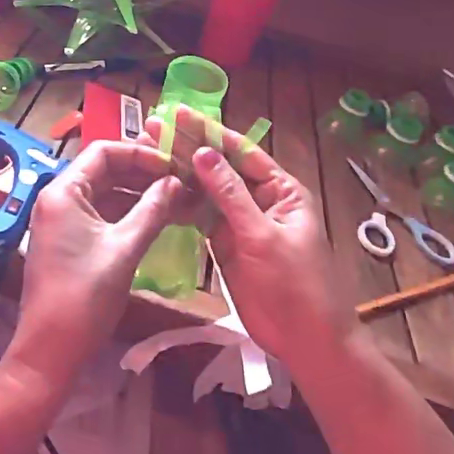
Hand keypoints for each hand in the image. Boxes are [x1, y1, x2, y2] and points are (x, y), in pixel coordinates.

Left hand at [3, 141, 182, 388]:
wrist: (51, 345)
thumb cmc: (85, 294)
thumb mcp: (124, 249)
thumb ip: (152, 211)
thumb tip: (176, 182)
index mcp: (63, 191)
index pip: (103, 151)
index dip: (140, 154)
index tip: (174, 165)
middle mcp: (58, 197)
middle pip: (104, 170)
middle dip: (143, 174)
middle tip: (183, 182)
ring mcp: (61, 219)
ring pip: (104, 193)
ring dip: (138, 195)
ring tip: (178, 200)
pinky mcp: (68, 239)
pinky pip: (100, 214)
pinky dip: (127, 214)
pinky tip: (158, 220)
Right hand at [156, 107, 356, 368]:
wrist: (306, 340)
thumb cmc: (296, 285)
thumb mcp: (263, 235)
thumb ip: (230, 194)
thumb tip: (201, 153)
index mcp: (280, 190)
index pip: (240, 151)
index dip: (209, 131)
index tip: (179, 113)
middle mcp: (258, 198)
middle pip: (218, 166)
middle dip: (187, 145)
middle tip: (154, 126)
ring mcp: (238, 220)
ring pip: (204, 188)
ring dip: (178, 171)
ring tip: (147, 151)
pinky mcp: (223, 240)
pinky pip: (198, 213)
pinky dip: (179, 200)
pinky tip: (156, 187)